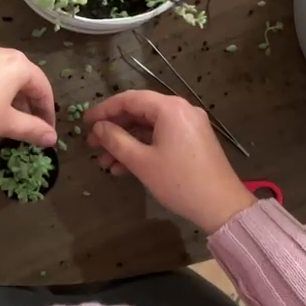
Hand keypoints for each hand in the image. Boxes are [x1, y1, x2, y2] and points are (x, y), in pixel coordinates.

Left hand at [0, 42, 56, 148]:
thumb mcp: (5, 124)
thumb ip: (32, 129)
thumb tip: (52, 139)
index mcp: (16, 64)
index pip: (42, 86)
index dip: (48, 110)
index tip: (48, 129)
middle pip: (22, 76)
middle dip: (28, 101)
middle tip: (29, 124)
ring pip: (0, 72)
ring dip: (8, 93)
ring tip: (5, 116)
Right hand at [83, 90, 256, 232]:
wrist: (221, 205)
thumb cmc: (178, 181)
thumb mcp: (141, 161)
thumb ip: (116, 140)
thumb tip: (98, 128)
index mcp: (169, 108)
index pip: (129, 99)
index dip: (103, 110)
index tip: (85, 123)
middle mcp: (181, 110)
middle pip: (139, 112)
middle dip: (113, 129)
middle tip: (92, 145)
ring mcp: (189, 125)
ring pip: (149, 128)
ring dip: (125, 143)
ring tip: (104, 163)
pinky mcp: (192, 141)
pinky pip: (161, 137)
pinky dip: (142, 148)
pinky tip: (124, 167)